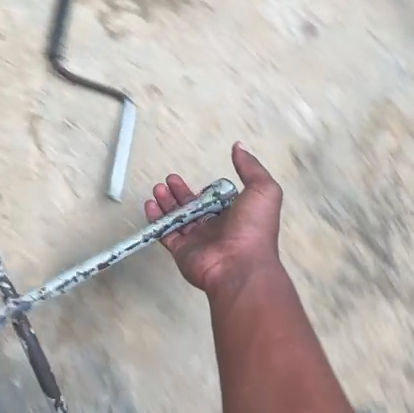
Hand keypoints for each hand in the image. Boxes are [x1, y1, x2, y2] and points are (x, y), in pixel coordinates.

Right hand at [145, 143, 283, 298]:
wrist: (240, 266)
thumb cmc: (253, 228)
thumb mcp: (263, 191)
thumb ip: (251, 168)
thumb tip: (239, 147)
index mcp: (233, 216)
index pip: (214, 200)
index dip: (204, 190)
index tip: (196, 180)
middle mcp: (214, 228)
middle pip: (191, 207)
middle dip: (179, 192)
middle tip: (169, 180)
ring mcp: (196, 240)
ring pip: (176, 218)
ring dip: (166, 202)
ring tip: (158, 188)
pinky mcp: (180, 250)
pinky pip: (164, 232)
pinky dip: (155, 219)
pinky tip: (150, 205)